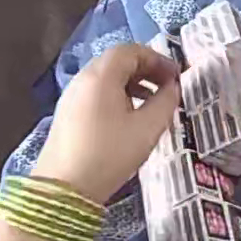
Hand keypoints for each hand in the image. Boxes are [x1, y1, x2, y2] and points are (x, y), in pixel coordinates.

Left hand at [34, 44, 182, 203]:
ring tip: (152, 104)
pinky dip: (117, 97)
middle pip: (117, 62)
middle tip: (167, 88)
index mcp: (101, 75)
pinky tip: (129, 120)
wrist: (64, 189)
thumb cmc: (109, 155)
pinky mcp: (67, 115)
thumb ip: (165, 103)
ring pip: (106, 79)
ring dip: (132, 85)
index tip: (176, 76)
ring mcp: (71, 97)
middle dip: (146, 70)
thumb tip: (173, 88)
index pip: (131, 51)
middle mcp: (83, 79)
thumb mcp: (147, 129)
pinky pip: (96, 95)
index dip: (157, 59)